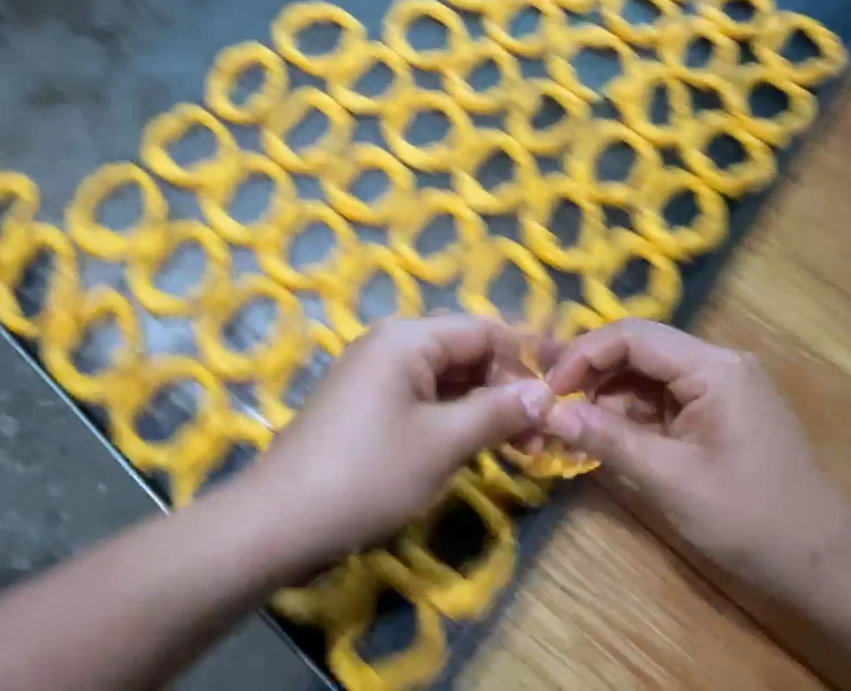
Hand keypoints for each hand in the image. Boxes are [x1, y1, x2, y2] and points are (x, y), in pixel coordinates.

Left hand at [246, 315, 553, 563]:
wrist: (279, 521)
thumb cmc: (367, 473)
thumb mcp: (443, 443)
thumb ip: (498, 411)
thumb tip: (546, 393)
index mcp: (408, 338)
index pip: (484, 330)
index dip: (531, 352)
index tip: (572, 377)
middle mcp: (392, 345)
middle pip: (467, 354)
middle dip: (510, 388)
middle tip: (550, 432)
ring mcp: (377, 377)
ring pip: (448, 381)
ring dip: (487, 408)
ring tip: (528, 447)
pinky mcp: (369, 408)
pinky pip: (426, 402)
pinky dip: (458, 421)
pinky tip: (484, 448)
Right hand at [541, 319, 850, 583]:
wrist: (827, 566)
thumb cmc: (750, 519)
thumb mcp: (670, 480)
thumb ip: (608, 440)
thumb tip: (548, 412)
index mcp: (713, 367)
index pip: (632, 335)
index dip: (582, 355)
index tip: (549, 391)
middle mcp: (718, 363)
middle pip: (640, 348)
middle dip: (592, 373)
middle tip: (552, 405)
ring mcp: (723, 386)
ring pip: (649, 373)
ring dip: (609, 395)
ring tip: (573, 425)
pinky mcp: (721, 411)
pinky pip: (666, 397)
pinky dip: (633, 414)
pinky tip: (608, 436)